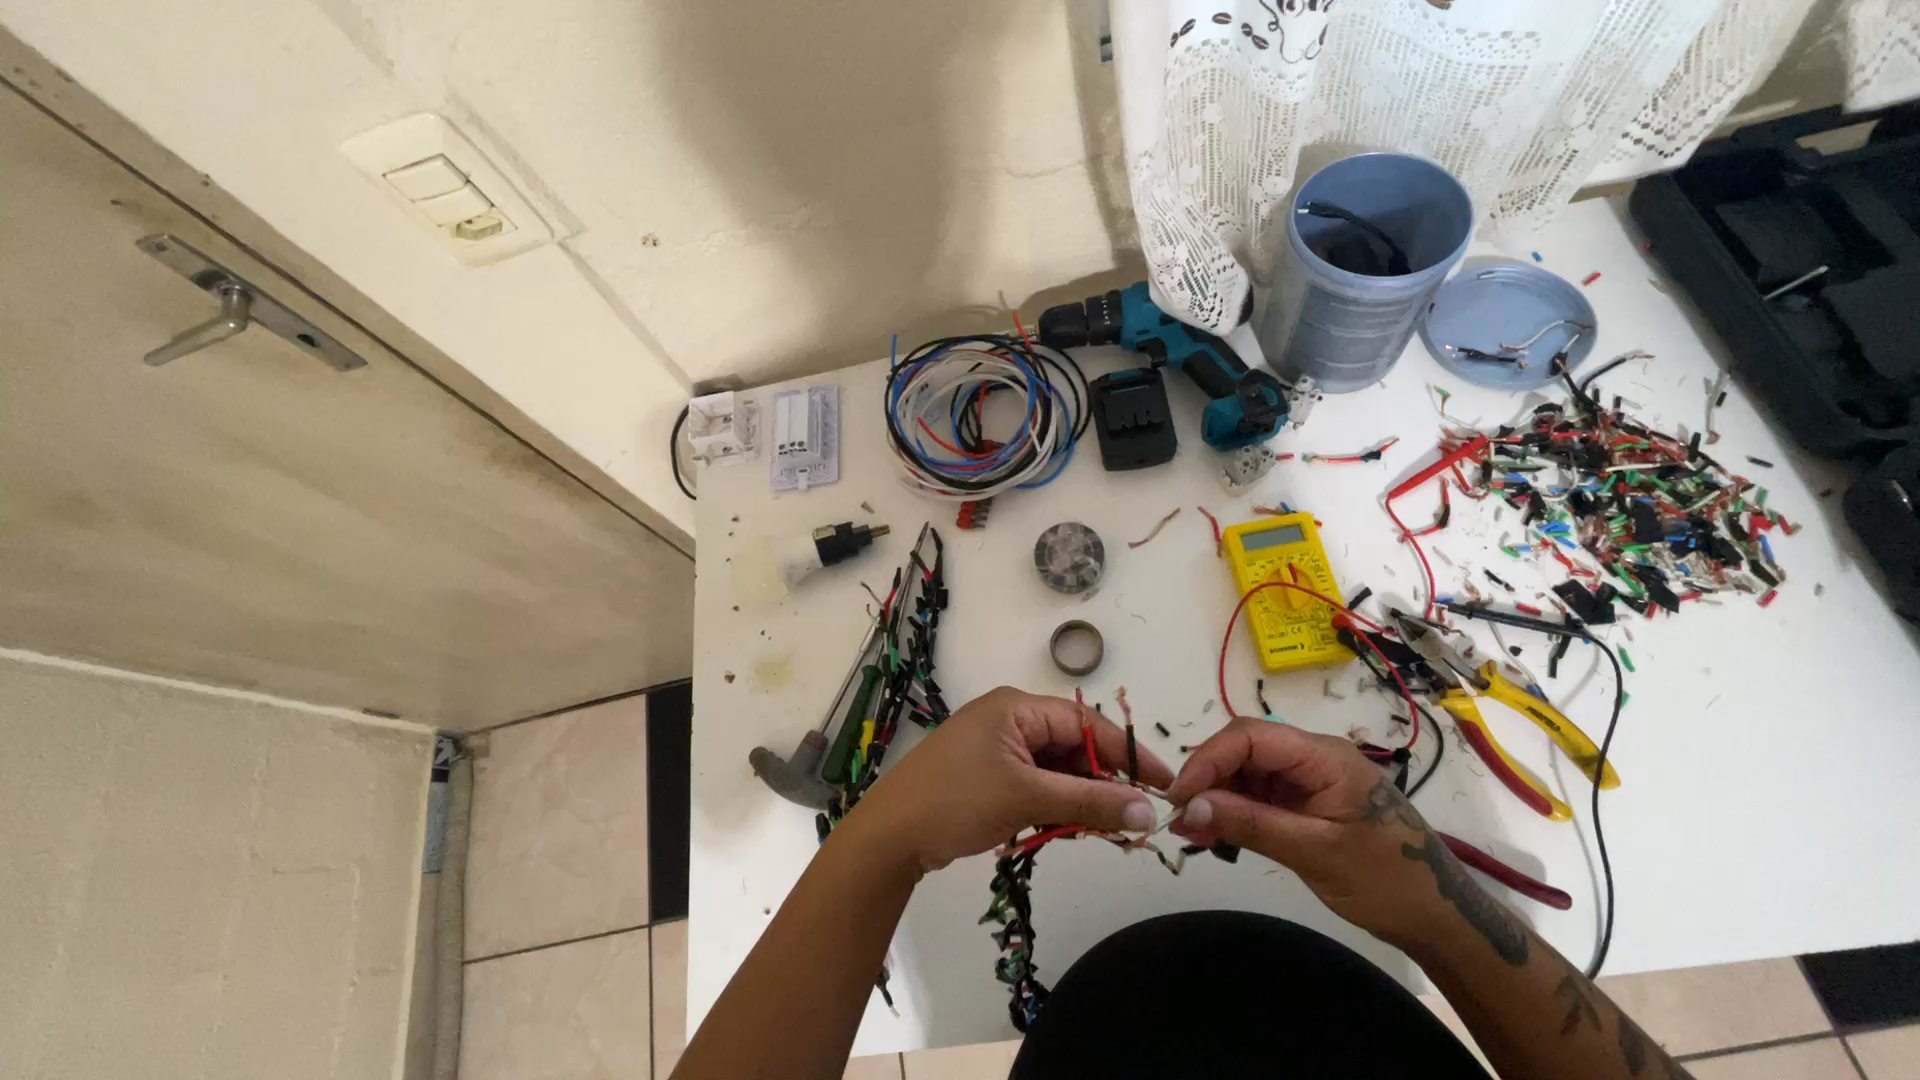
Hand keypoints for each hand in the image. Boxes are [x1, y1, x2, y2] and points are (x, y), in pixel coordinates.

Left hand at [846, 686, 1172, 873]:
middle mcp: (1009, 719)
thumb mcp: (1027, 798)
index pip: (1086, 724)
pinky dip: (1054, 804)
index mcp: (1017, 707)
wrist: (889, 835)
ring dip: (1079, 797)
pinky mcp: (989, 775)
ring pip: (1056, 769)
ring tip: (1103, 829)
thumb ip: (1090, 802)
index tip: (1164, 785)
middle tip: (1134, 817)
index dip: (1128, 754)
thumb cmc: (956, 801)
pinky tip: (1066, 828)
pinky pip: (1036, 784)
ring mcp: (997, 748)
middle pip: (1073, 745)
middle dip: (1103, 780)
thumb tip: (1148, 811)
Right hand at [1166, 717, 1448, 943]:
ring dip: (1214, 798)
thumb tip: (1187, 807)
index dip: (1208, 759)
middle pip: (1243, 750)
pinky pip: (1256, 797)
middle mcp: (1311, 758)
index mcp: (1323, 756)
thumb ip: (1250, 824)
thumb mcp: (1315, 852)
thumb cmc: (1387, 879)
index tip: (1178, 795)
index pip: (1250, 736)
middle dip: (1207, 778)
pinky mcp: (1302, 803)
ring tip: (1190, 832)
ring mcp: (1306, 781)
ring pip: (1244, 773)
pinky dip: (1231, 813)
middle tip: (1178, 817)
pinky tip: (1211, 834)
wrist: (1438, 917)